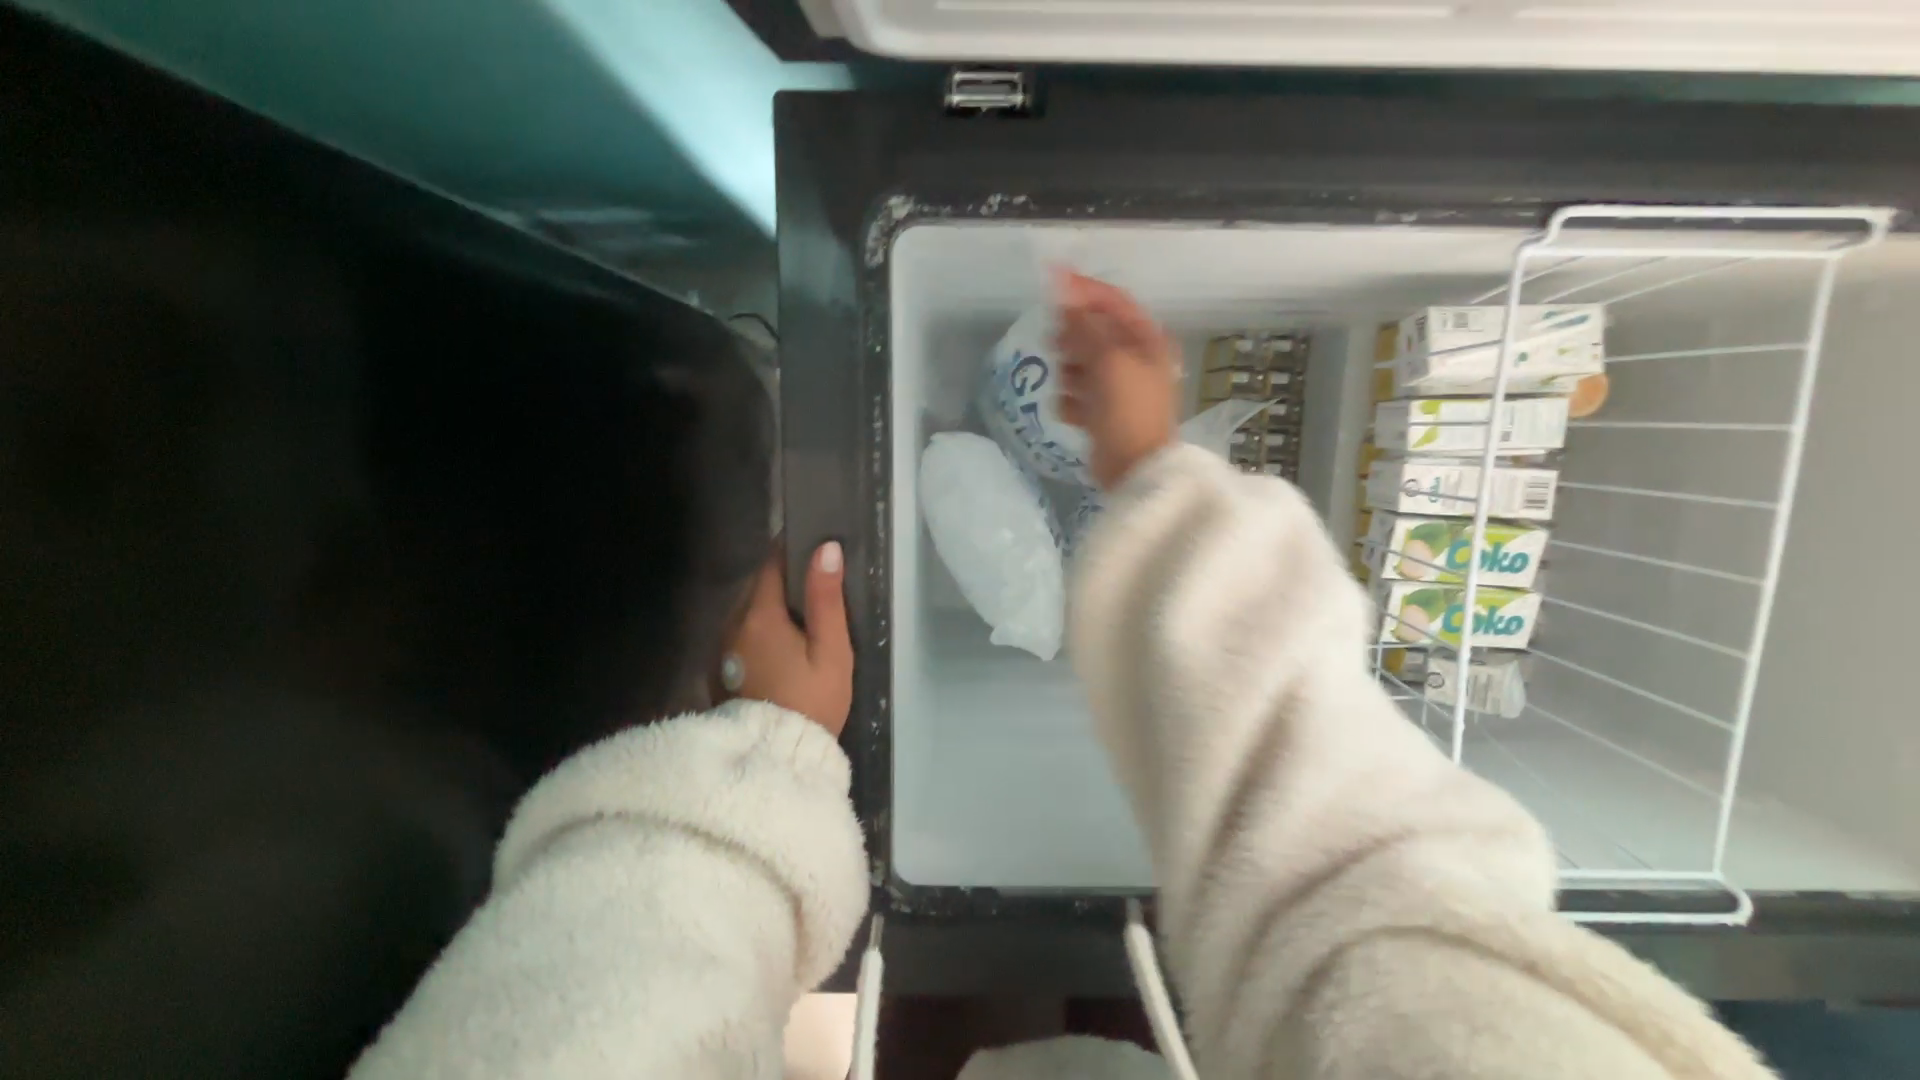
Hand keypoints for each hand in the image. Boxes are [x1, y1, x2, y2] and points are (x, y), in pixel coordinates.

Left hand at [730, 541, 852, 736]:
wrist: (774, 757)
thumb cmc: (811, 701)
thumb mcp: (831, 651)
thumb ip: (826, 598)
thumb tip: (826, 548)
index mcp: (759, 614)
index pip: (772, 562)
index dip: (793, 548)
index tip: (814, 542)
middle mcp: (732, 623)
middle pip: (757, 585)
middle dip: (783, 578)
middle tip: (816, 582)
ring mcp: (722, 648)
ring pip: (747, 610)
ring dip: (770, 605)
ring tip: (803, 614)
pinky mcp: (721, 670)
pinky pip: (742, 634)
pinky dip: (760, 629)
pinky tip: (782, 645)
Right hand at [1052, 270, 1180, 489]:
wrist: (1135, 470)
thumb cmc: (1128, 411)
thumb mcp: (1109, 361)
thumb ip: (1084, 325)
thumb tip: (1064, 288)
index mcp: (1147, 340)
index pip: (1112, 301)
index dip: (1082, 289)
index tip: (1049, 280)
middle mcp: (1136, 358)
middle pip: (1093, 332)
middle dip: (1073, 340)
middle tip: (1059, 348)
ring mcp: (1120, 386)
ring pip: (1081, 363)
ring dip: (1070, 374)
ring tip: (1071, 389)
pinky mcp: (1104, 411)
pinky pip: (1078, 394)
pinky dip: (1073, 401)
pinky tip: (1076, 414)